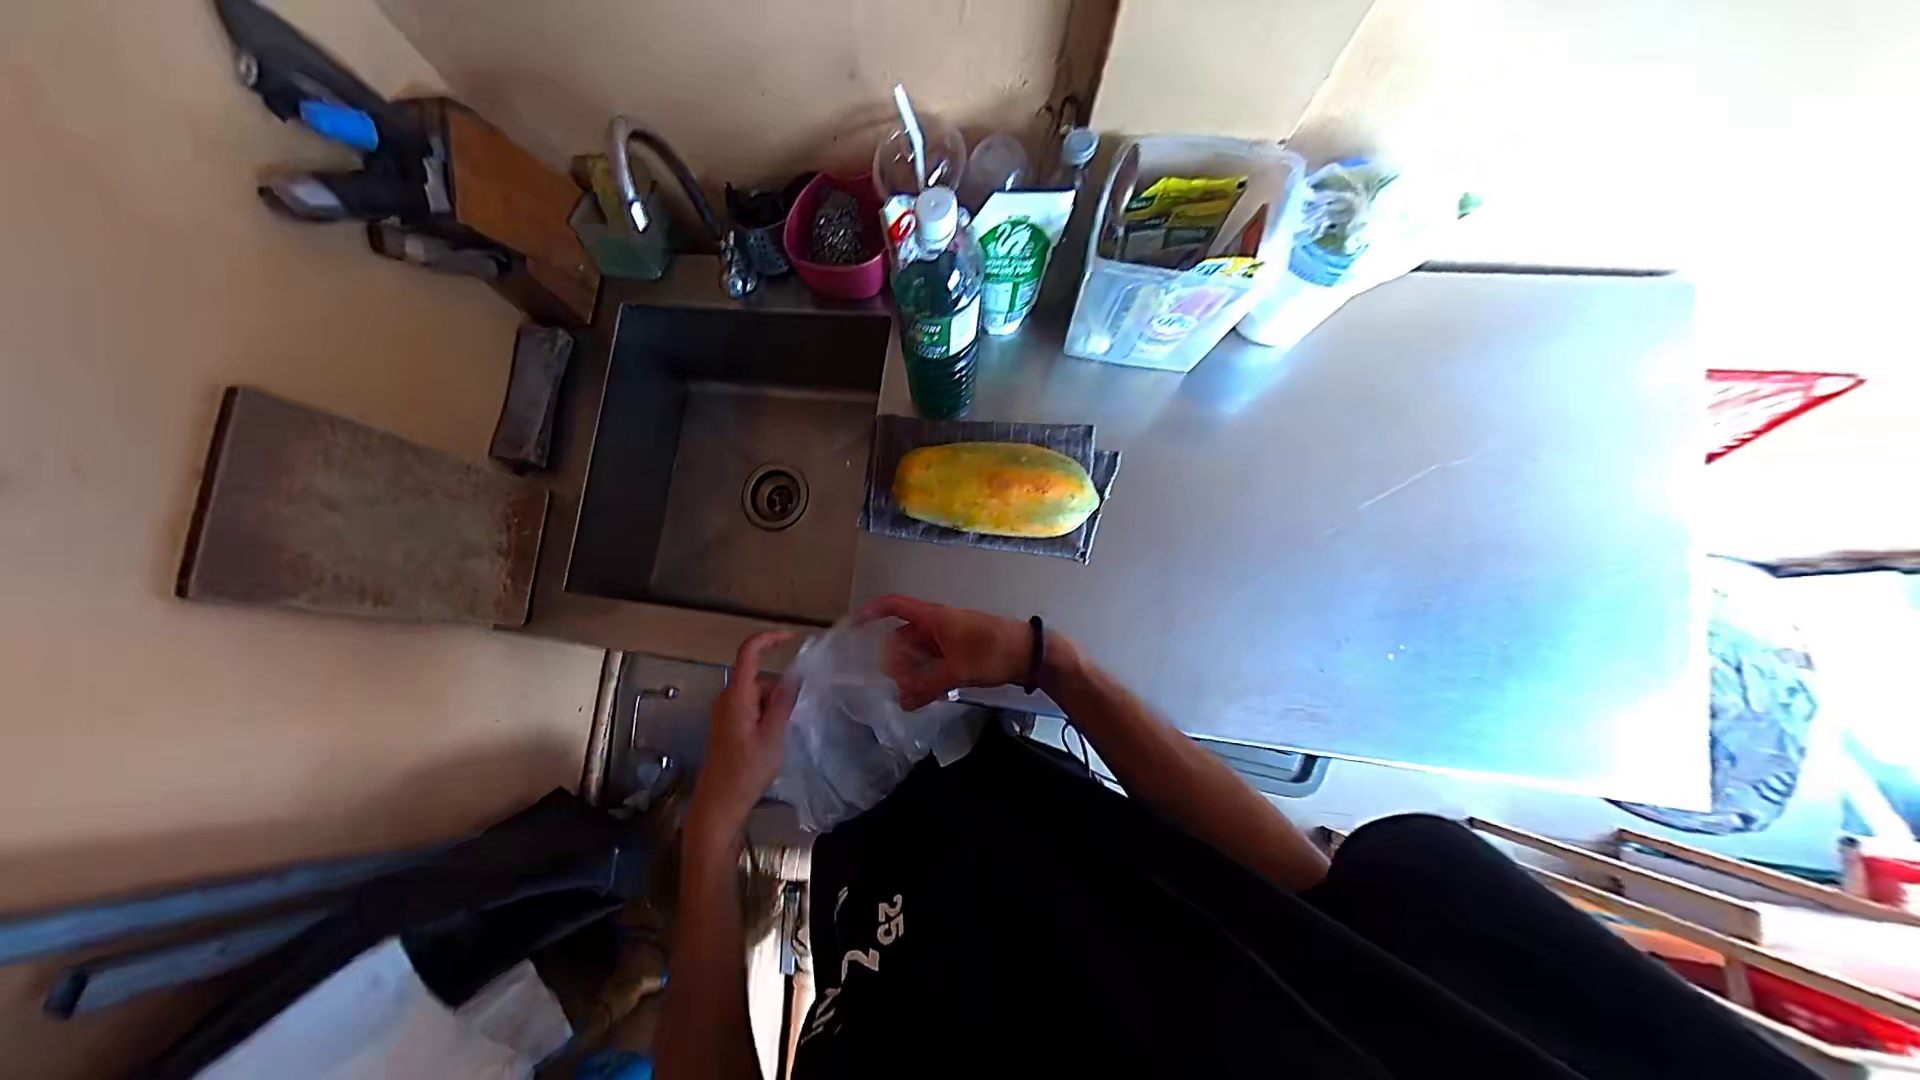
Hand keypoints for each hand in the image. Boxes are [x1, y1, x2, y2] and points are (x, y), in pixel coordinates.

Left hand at [687, 631, 797, 846]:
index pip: (749, 652)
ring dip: (773, 709)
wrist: (719, 805)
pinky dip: (766, 718)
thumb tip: (794, 674)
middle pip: (759, 678)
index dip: (771, 638)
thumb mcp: (773, 735)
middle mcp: (727, 698)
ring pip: (758, 695)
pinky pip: (752, 708)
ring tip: (777, 739)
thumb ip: (783, 701)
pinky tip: (769, 743)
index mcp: (737, 696)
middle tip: (788, 722)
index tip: (794, 638)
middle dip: (780, 692)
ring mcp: (725, 712)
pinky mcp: (727, 725)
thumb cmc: (746, 772)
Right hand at [857, 595, 1048, 709]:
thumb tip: (902, 702)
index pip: (894, 606)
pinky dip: (927, 676)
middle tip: (900, 688)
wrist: (1030, 653)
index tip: (852, 626)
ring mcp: (947, 638)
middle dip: (896, 663)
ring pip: (917, 653)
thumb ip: (927, 686)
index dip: (871, 612)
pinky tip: (929, 696)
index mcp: (932, 618)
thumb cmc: (993, 651)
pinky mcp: (957, 651)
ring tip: (915, 697)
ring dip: (912, 673)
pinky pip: (932, 661)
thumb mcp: (957, 670)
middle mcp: (935, 624)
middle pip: (902, 639)